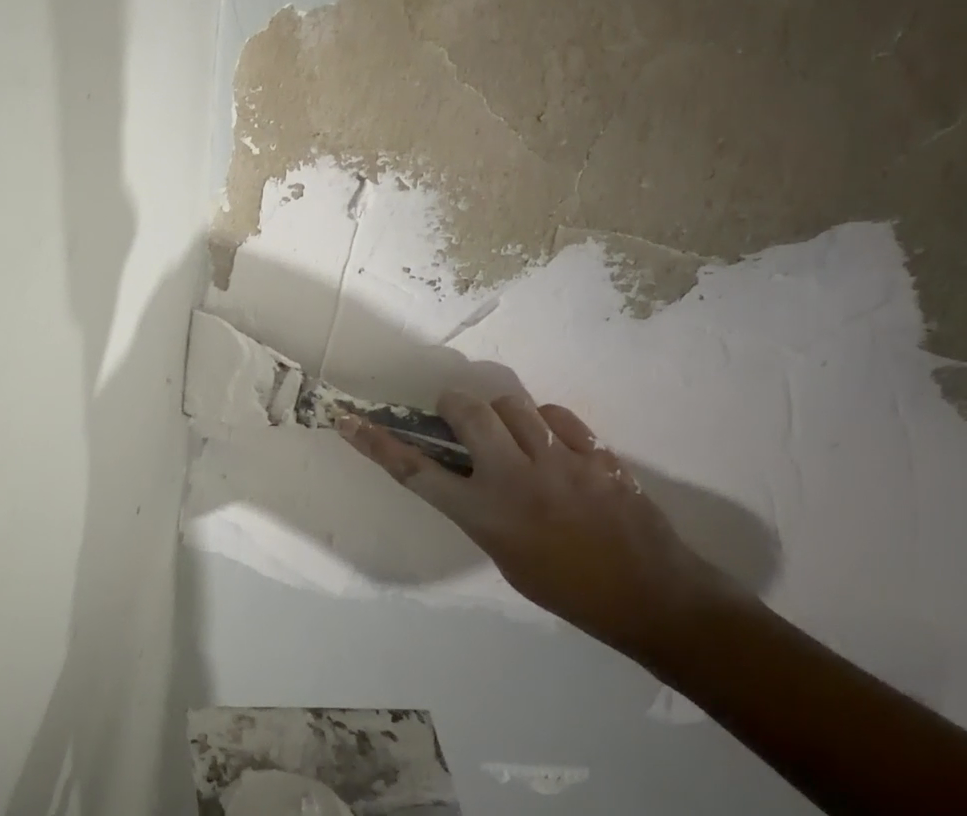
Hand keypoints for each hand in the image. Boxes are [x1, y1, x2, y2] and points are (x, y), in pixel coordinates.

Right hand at [338, 391, 747, 658]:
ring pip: (513, 406)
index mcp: (483, 514)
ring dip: (500, 411)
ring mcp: (560, 463)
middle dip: (453, 404)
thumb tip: (471, 476)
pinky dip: (545, 421)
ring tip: (508, 428)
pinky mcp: (597, 456)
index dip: (375, 443)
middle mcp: (514, 480)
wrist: (654, 598)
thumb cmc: (568, 589)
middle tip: (453, 411)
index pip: (414, 470)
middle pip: (467, 413)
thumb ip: (480, 510)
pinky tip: (550, 440)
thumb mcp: (504, 554)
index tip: (348, 420)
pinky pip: (559, 418)